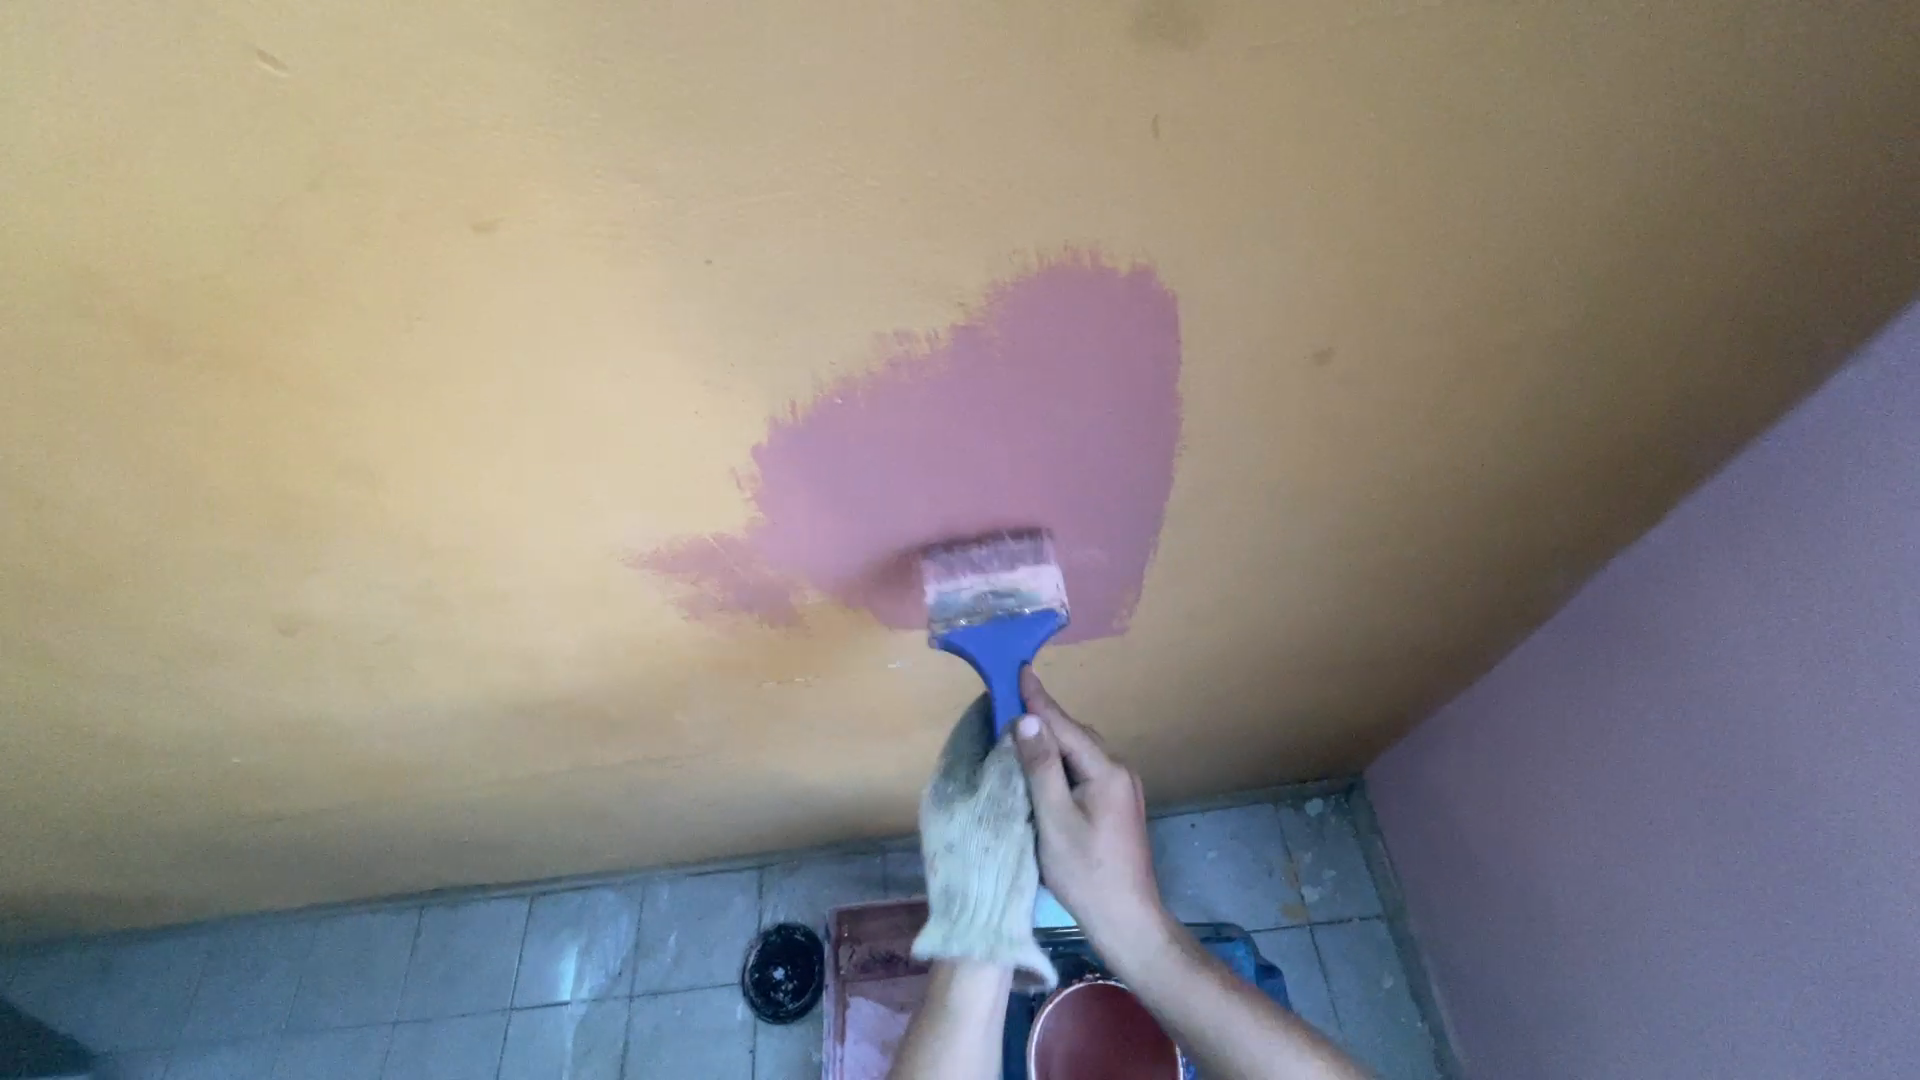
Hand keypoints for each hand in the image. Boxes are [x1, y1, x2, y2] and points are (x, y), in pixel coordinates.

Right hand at [1012, 667, 1168, 942]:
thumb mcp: (1055, 819)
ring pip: (1080, 752)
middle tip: (1009, 701)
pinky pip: (1085, 769)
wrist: (1127, 920)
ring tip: (1020, 731)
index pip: (1065, 726)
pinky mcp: (1117, 804)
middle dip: (1043, 718)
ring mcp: (1121, 789)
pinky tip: (1043, 767)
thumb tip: (1028, 720)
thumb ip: (1041, 768)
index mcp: (1106, 771)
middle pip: (1075, 736)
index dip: (1038, 699)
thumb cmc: (1086, 873)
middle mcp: (1119, 771)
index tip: (1019, 669)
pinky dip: (1061, 762)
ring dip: (1051, 741)